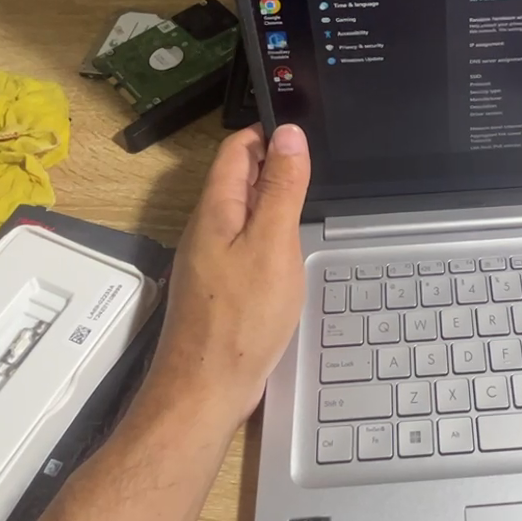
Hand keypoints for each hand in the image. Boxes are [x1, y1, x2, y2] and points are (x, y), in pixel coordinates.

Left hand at [140, 124, 310, 423]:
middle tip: (316, 163)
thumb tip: (290, 136)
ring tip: (309, 198)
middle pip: (239, 177)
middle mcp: (207, 228)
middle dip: (274, 162)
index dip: (267, 133)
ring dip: (273, 196)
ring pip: (243, 210)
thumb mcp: (272, 244)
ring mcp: (211, 257)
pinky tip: (290, 245)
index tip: (303, 130)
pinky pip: (245, 239)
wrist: (206, 390)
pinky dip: (269, 229)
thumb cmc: (241, 319)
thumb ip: (282, 188)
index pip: (236, 150)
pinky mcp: (220, 283)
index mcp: (216, 210)